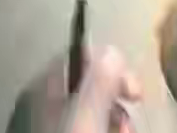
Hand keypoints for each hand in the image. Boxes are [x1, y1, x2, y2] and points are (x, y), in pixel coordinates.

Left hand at [9, 45, 141, 132]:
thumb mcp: (87, 118)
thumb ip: (100, 81)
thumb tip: (112, 51)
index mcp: (42, 88)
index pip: (79, 57)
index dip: (111, 68)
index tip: (136, 95)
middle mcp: (40, 108)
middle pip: (87, 94)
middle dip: (116, 112)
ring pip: (88, 123)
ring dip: (113, 130)